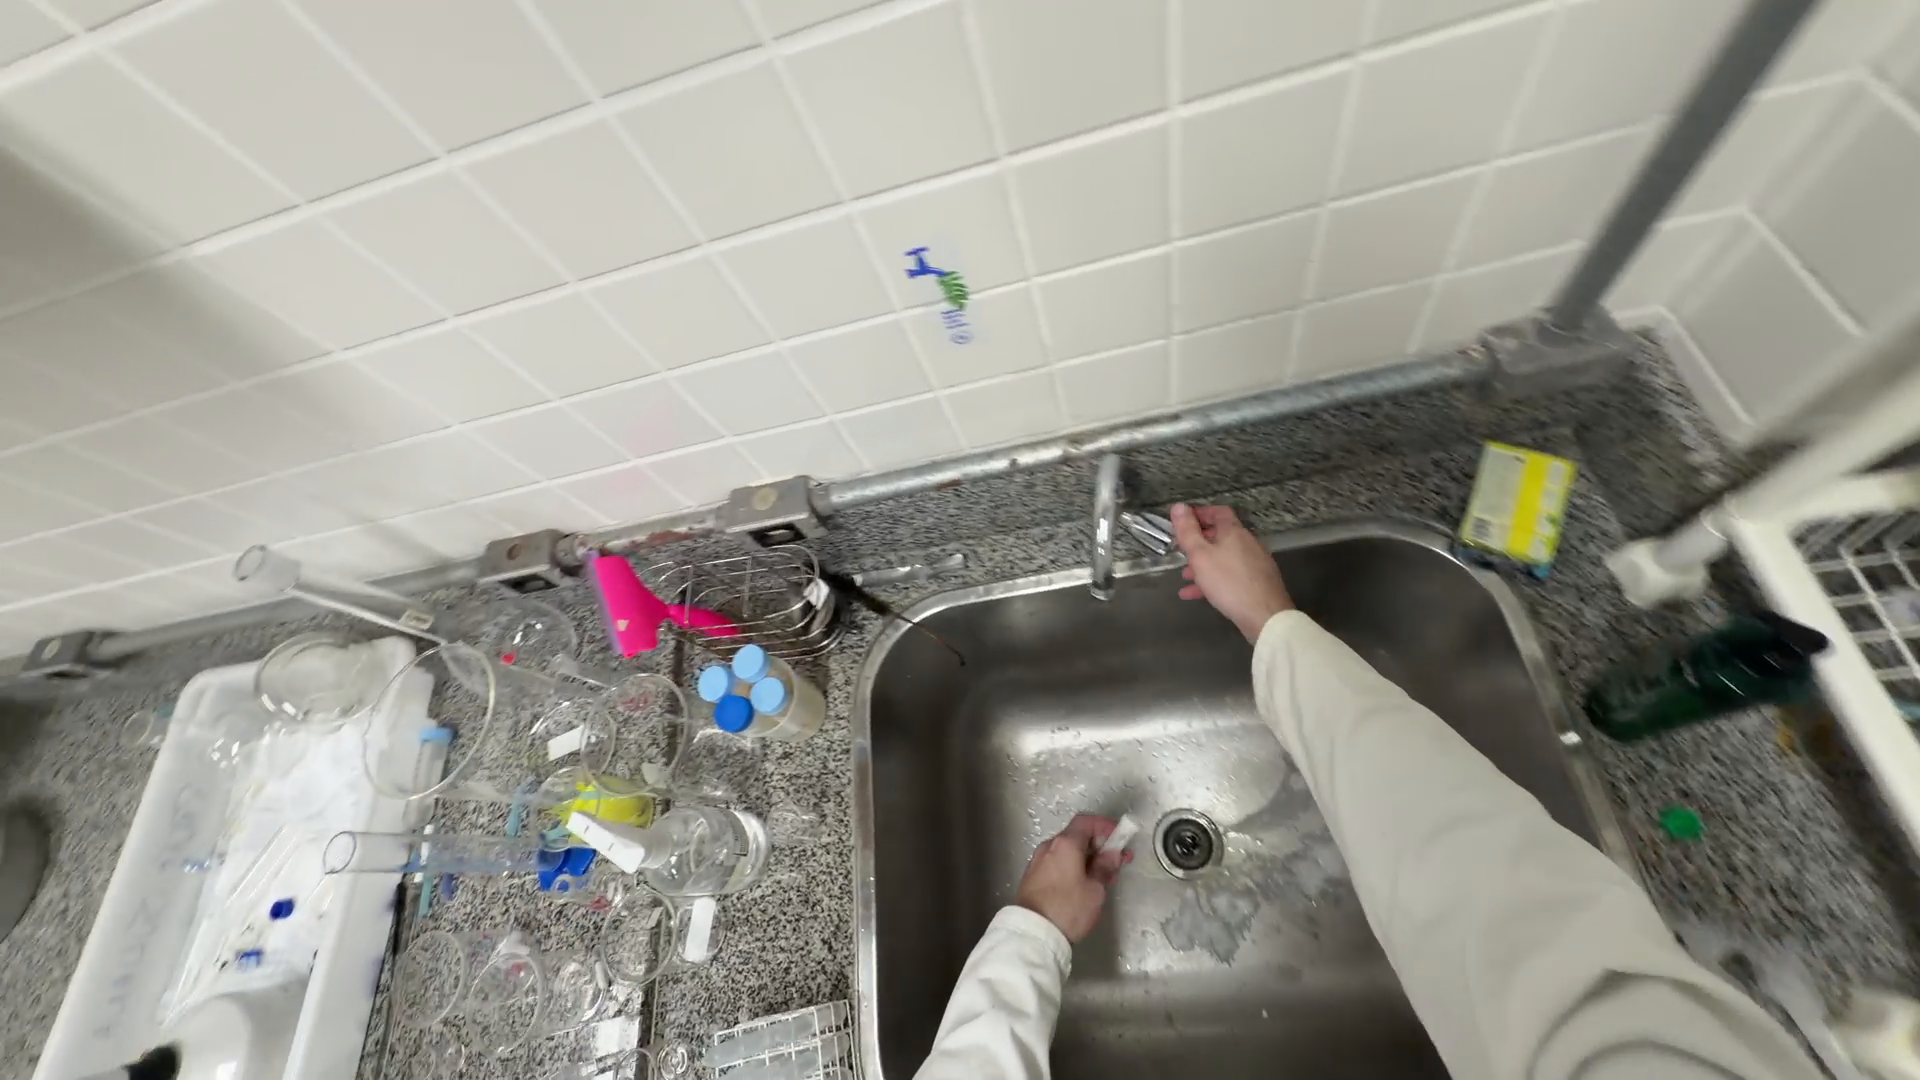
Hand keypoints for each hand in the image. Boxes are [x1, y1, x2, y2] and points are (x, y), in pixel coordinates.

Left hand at [1016, 814, 1132, 942]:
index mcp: (1065, 844)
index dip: (1105, 826)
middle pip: (1077, 836)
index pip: (1086, 822)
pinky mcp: (1034, 876)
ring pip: (1068, 851)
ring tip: (1106, 877)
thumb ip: (1104, 867)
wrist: (1033, 933)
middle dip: (1100, 846)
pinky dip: (1074, 866)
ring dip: (1088, 858)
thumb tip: (1112, 853)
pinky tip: (1086, 883)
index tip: (1121, 837)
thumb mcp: (1095, 890)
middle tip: (1119, 861)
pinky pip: (1058, 862)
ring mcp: (1039, 860)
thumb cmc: (1068, 908)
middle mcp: (1049, 846)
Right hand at [1169, 503, 1293, 642]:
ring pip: (1223, 558)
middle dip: (1198, 542)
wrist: (1264, 615)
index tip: (1182, 521)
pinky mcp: (1257, 582)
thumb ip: (1188, 531)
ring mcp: (1254, 563)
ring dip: (1203, 564)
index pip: (1218, 512)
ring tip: (1185, 575)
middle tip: (1180, 549)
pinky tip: (1194, 594)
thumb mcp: (1200, 555)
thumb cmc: (1228, 581)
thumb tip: (1178, 506)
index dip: (1200, 513)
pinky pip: (1230, 575)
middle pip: (1220, 535)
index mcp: (1234, 532)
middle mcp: (1247, 543)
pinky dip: (1212, 580)